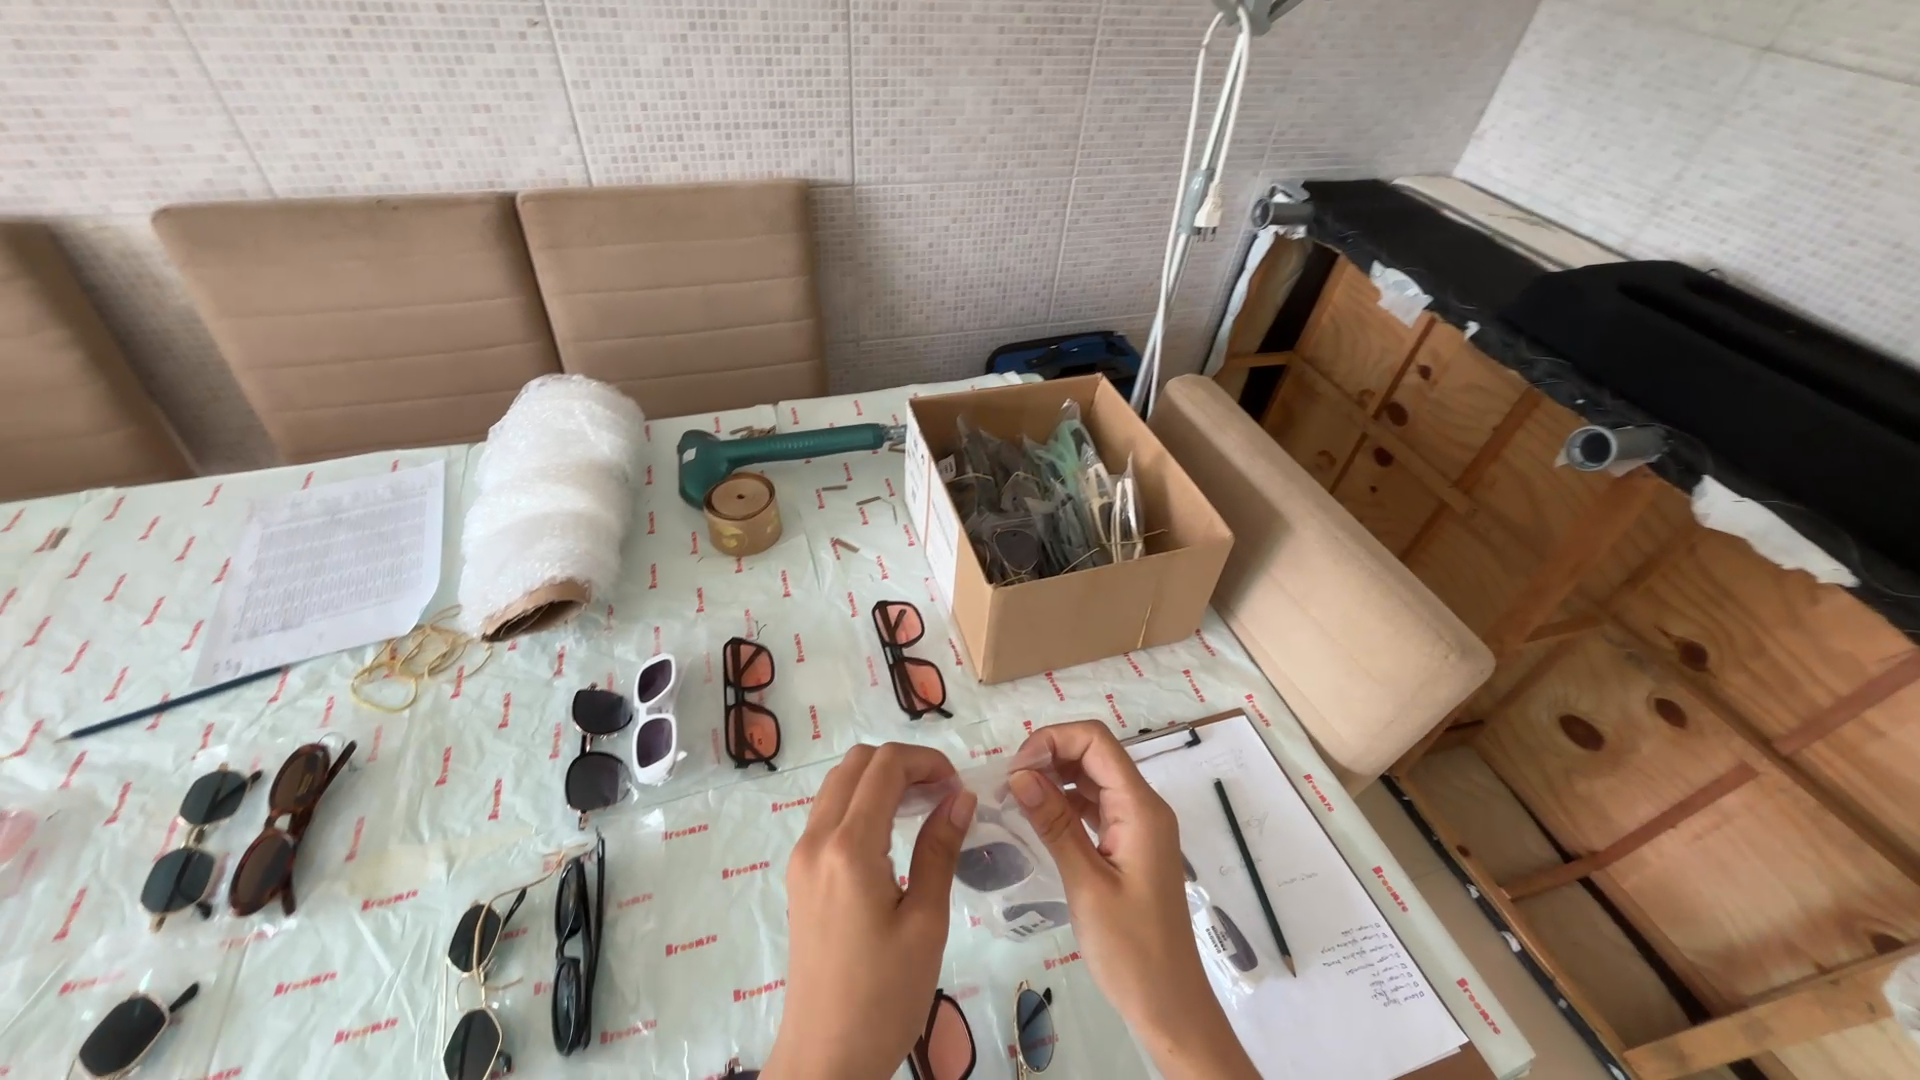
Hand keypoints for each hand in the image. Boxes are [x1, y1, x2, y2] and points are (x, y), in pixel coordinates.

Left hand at [765, 743, 977, 1079]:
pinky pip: (829, 813)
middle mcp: (816, 840)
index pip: (885, 766)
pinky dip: (862, 803)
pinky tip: (894, 835)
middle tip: (943, 794)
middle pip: (857, 763)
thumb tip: (961, 797)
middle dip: (903, 764)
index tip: (958, 787)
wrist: (826, 1056)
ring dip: (880, 780)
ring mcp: (802, 857)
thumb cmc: (884, 995)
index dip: (927, 761)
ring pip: (839, 784)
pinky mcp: (800, 876)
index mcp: (849, 847)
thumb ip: (940, 849)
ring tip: (923, 810)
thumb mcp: (926, 922)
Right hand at [1011, 721, 1257, 1079]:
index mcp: (1141, 808)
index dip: (1052, 740)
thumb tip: (1020, 775)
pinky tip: (1037, 816)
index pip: (1096, 741)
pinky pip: (1095, 805)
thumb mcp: (1086, 884)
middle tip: (1009, 783)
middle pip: (1094, 754)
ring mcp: (1138, 825)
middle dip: (1050, 754)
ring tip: (1015, 797)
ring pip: (1092, 778)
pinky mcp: (1129, 844)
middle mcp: (1143, 806)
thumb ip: (1054, 824)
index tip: (1015, 769)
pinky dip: (1064, 802)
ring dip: (1054, 776)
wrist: (1169, 1004)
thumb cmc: (1130, 949)